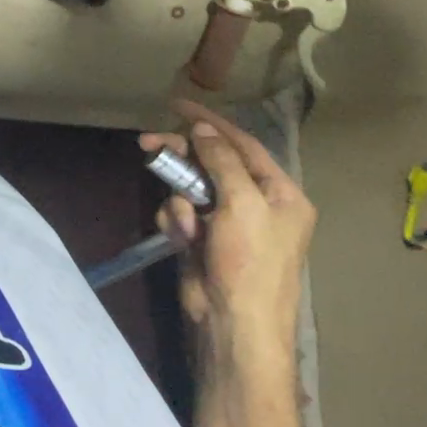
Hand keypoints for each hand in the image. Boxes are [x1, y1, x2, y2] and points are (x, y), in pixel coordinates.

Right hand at [140, 100, 315, 355]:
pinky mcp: (204, 237)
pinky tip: (182, 238)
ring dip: (178, 199)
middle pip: (211, 162)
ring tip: (182, 222)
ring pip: (189, 186)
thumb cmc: (250, 261)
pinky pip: (180, 211)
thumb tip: (204, 129)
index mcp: (280, 194)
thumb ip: (222, 161)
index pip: (243, 144)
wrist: (234, 322)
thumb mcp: (242, 204)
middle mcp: (257, 203)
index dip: (210, 122)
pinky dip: (176, 220)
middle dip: (182, 156)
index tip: (176, 104)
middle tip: (147, 144)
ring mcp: (229, 221)